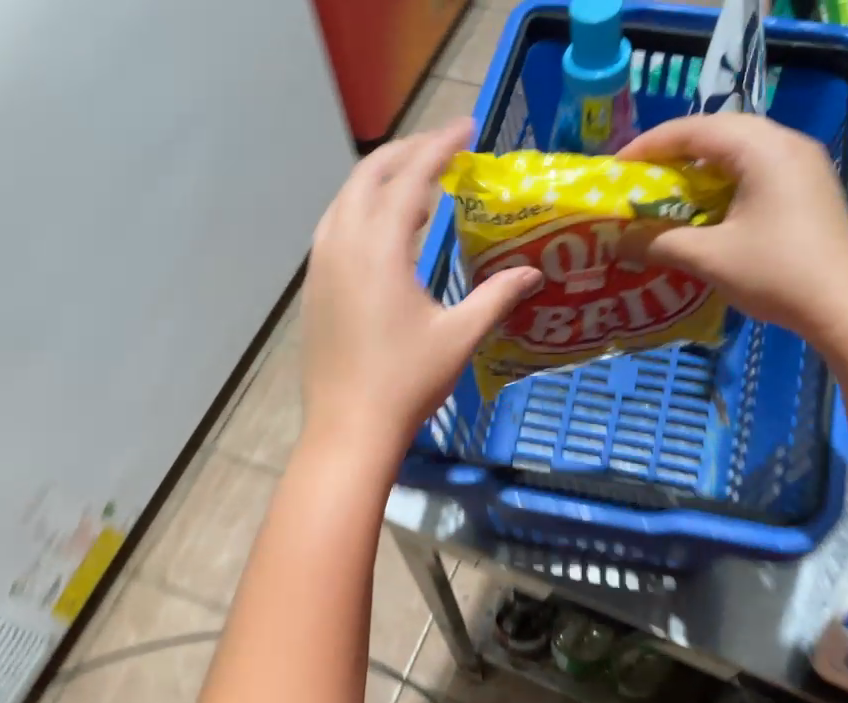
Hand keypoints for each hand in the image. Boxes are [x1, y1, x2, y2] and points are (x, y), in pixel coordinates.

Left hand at [300, 120, 543, 458]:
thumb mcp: (459, 338)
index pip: (410, 177)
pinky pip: (334, 225)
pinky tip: (379, 225)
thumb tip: (532, 274)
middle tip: (443, 148)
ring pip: (346, 197)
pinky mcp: (314, 286)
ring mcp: (321, 264)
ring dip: (380, 177)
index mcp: (380, 248)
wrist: (349, 427)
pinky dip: (360, 207)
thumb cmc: (406, 383)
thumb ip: (496, 297)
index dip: (440, 147)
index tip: (467, 129)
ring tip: (413, 178)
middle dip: (408, 152)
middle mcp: (343, 242)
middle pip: (371, 174)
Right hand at [618, 114, 847, 345]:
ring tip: (668, 197)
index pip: (694, 129)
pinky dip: (726, 185)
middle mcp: (785, 142)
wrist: (845, 306)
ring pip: (740, 153)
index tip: (616, 168)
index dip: (650, 146)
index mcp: (761, 146)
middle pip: (718, 134)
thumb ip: (660, 243)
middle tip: (640, 181)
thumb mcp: (710, 258)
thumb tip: (620, 239)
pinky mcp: (811, 188)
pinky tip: (709, 212)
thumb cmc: (776, 274)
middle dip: (674, 156)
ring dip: (700, 172)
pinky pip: (759, 172)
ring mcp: (804, 164)